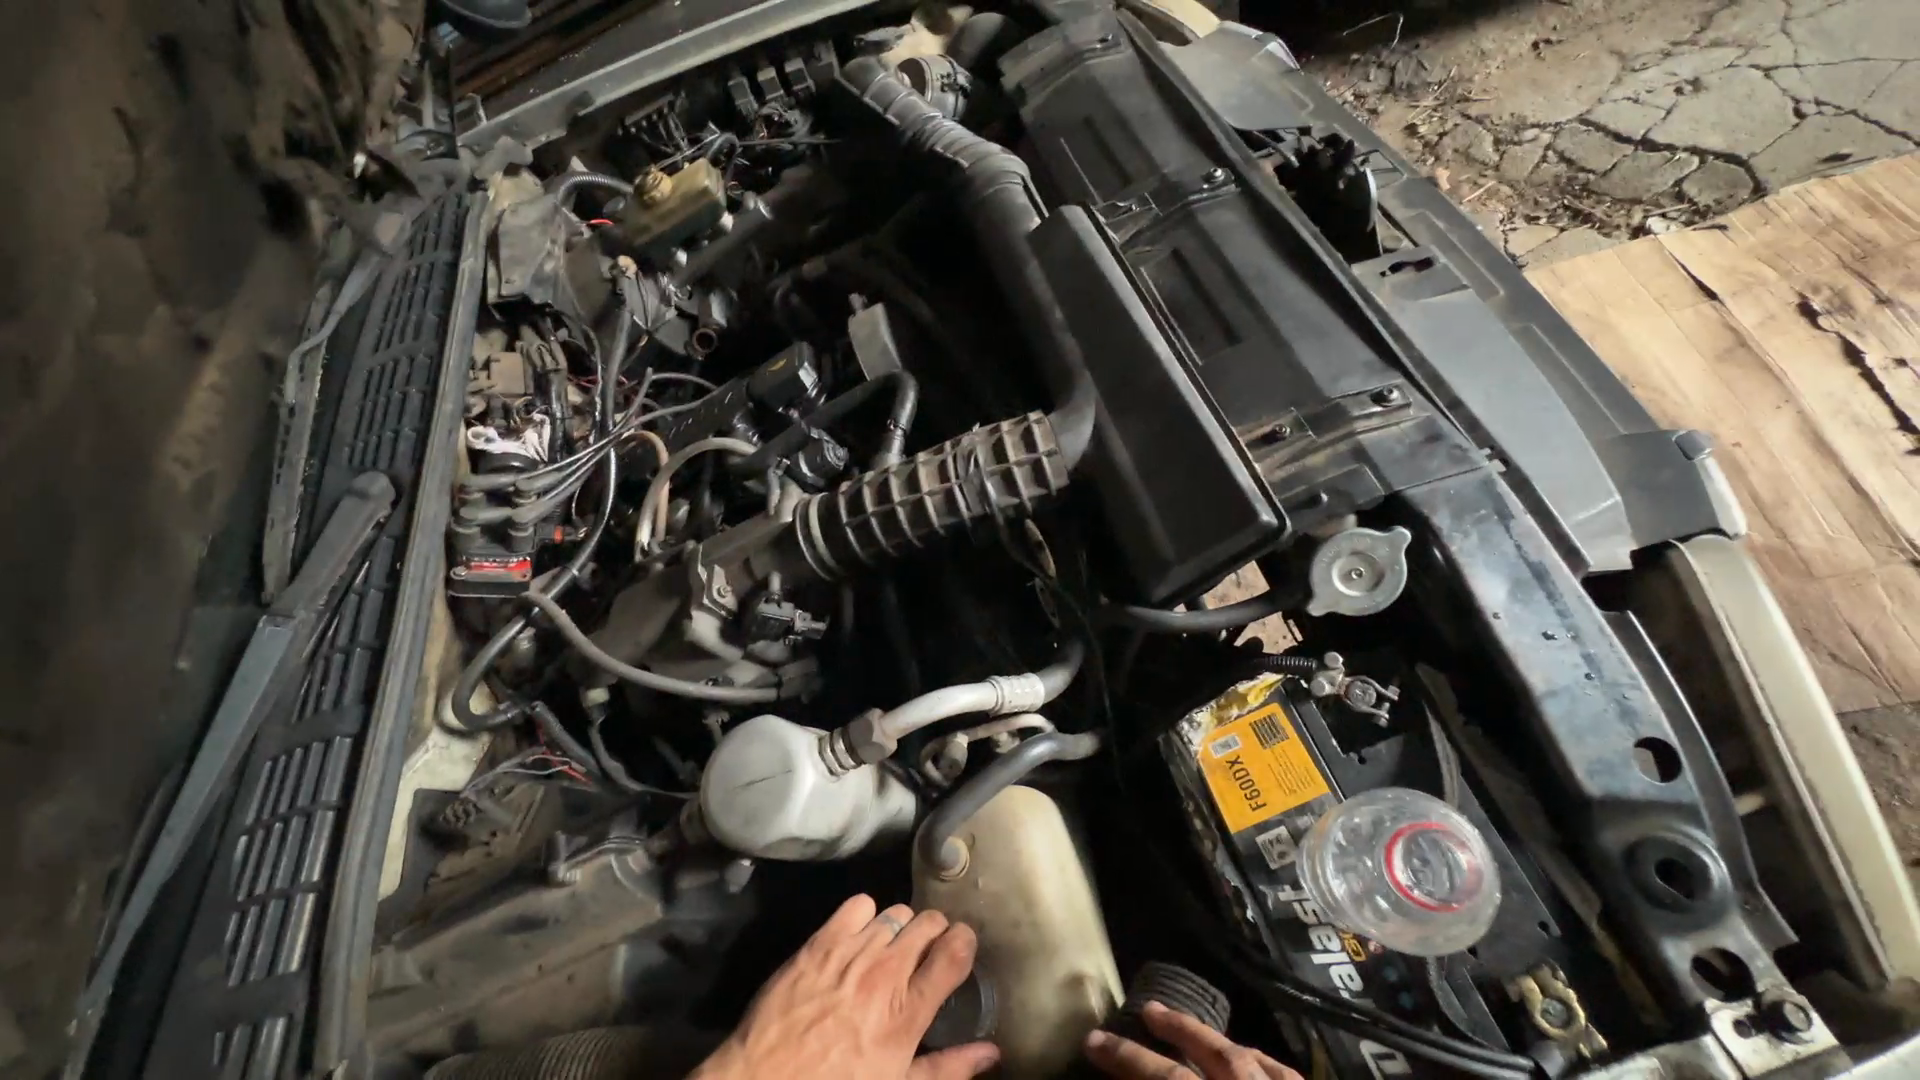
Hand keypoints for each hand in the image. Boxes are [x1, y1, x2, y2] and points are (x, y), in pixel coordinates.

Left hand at [690, 894, 998, 1079]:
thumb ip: (948, 1068)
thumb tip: (991, 1052)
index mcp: (908, 1010)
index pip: (955, 949)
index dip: (964, 942)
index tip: (960, 949)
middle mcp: (886, 971)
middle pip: (929, 922)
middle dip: (934, 933)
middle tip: (924, 953)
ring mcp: (852, 951)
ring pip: (896, 912)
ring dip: (900, 928)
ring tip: (890, 949)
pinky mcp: (822, 940)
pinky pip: (859, 904)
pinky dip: (865, 915)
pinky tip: (859, 937)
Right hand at [1085, 1002, 1302, 1079]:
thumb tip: (1132, 1076)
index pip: (1167, 1077)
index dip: (1127, 1057)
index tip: (1093, 1040)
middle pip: (1213, 1052)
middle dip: (1176, 1028)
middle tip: (1147, 1009)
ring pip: (1250, 1056)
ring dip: (1216, 1039)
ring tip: (1190, 1026)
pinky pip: (1286, 1075)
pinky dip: (1261, 1061)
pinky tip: (1250, 1056)